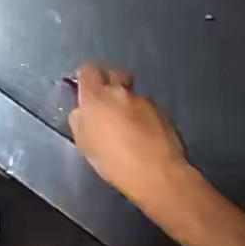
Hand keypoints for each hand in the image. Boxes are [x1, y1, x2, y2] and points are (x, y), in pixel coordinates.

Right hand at [69, 62, 193, 204]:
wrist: (157, 175)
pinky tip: (144, 137)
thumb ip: (80, 120)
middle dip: (111, 83)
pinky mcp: (163, 113)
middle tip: (108, 103)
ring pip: (132, 95)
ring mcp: (144, 102)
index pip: (88, 70)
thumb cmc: (112, 161)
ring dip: (128, 104)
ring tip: (129, 128)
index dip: (86, 77)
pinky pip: (148, 109)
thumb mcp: (83, 143)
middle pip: (114, 74)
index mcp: (95, 97)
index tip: (86, 88)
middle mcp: (120, 93)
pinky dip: (144, 118)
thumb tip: (83, 112)